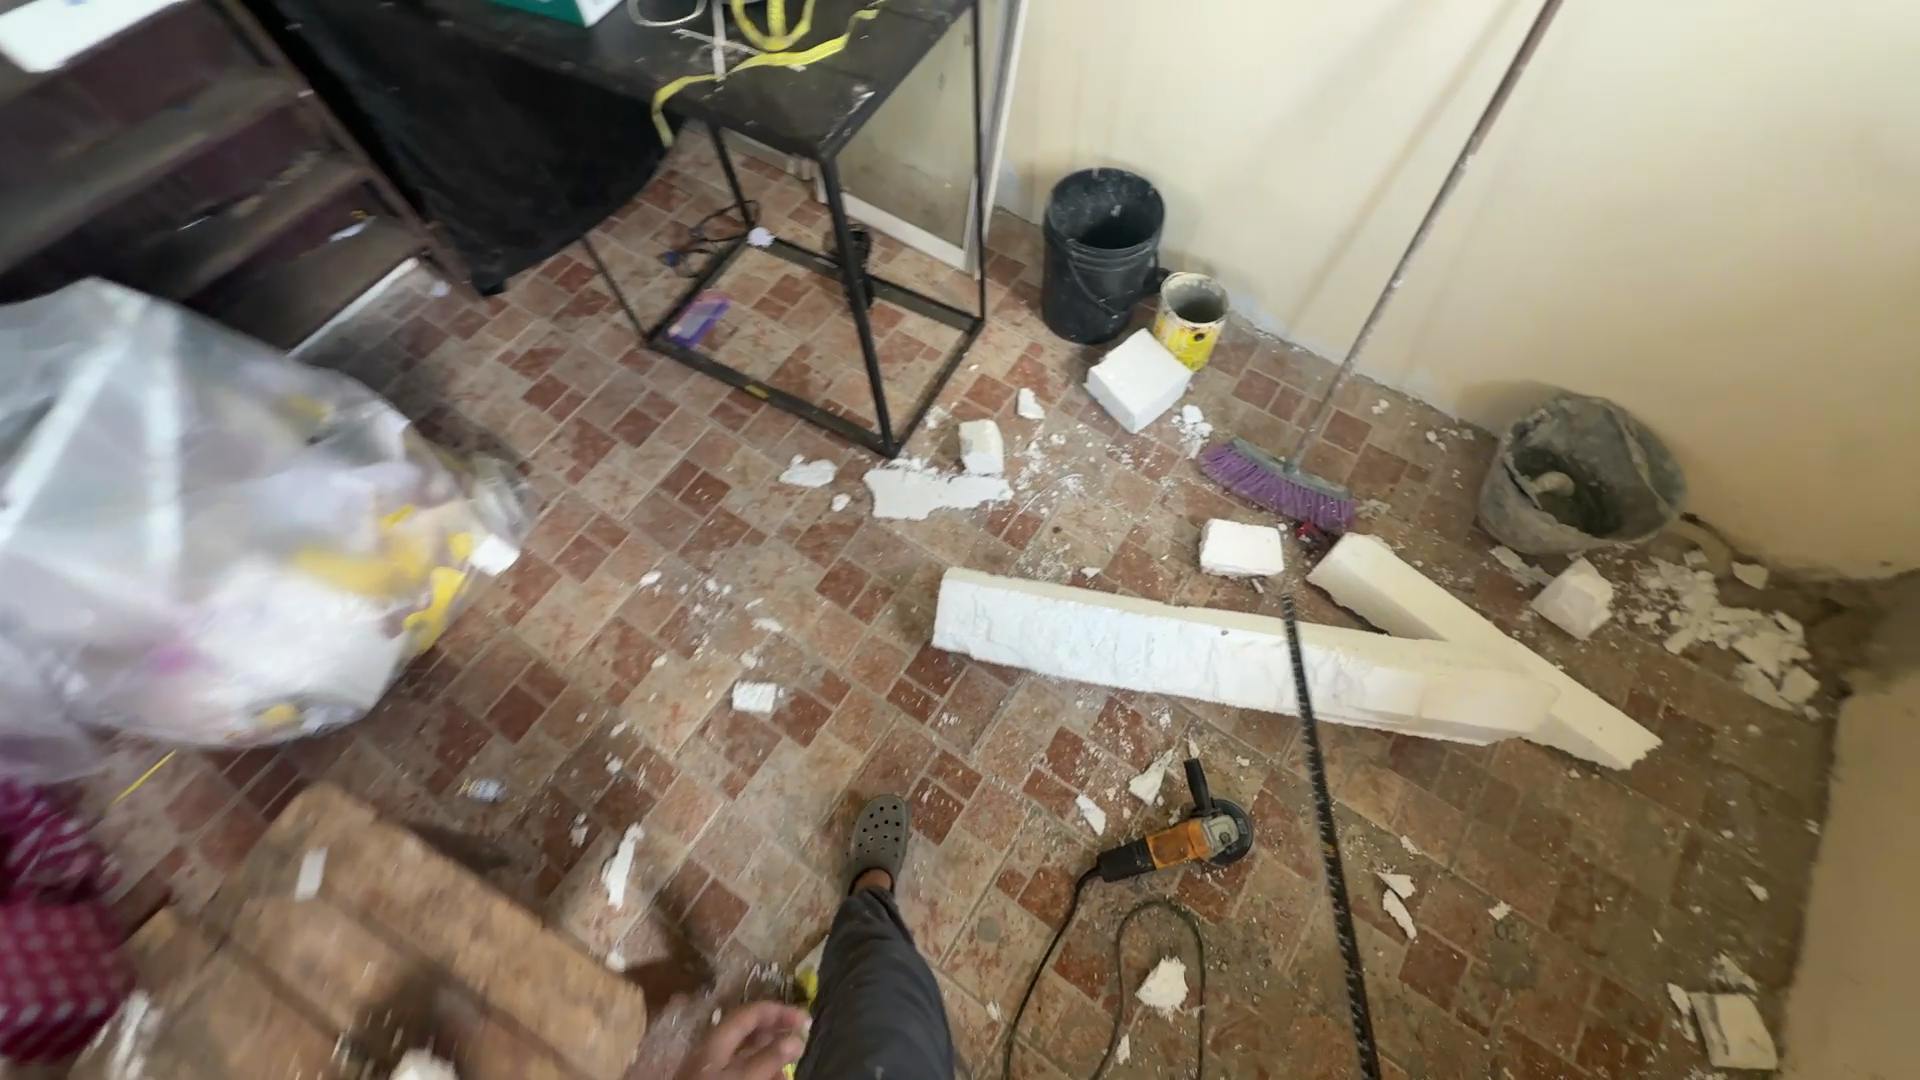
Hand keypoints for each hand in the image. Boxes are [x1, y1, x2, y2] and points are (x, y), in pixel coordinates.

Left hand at [674, 1001, 810, 1079]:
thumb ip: (768, 1059)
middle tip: (801, 1041)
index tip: (806, 1020)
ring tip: (789, 1070)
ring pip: (746, 1056)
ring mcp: (711, 1072)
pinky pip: (741, 1074)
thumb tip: (797, 1038)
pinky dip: (760, 1074)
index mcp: (717, 1040)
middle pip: (749, 1032)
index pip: (752, 1012)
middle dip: (777, 1034)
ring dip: (771, 1058)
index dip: (780, 1011)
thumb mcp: (741, 1079)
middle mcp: (713, 1051)